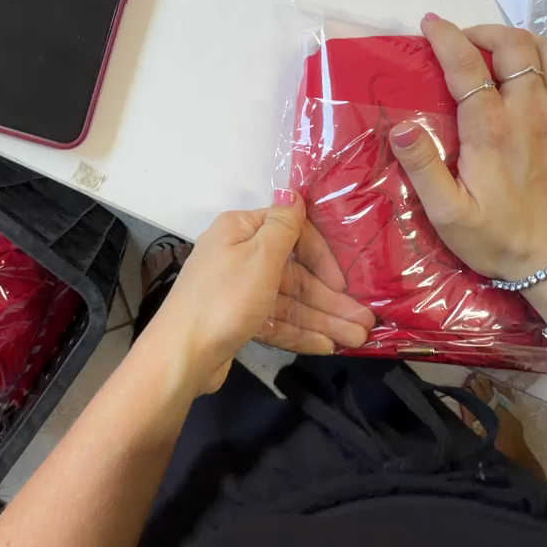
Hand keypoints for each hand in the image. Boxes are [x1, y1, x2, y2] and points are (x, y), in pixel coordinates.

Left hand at [135, 197, 373, 397]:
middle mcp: (238, 256)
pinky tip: (327, 345)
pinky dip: (300, 332)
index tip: (343, 283)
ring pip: (288, 301)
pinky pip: (275, 321)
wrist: (181, 355)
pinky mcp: (236, 321)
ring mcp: (236, 291)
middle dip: (329, 298)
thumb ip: (283, 226)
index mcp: (240, 231)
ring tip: (357, 340)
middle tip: (365, 323)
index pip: (291, 233)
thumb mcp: (260, 257)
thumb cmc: (224, 299)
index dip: (321, 257)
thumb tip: (293, 191)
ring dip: (323, 319)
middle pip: (294, 273)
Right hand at [387, 15, 546, 288]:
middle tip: (465, 39)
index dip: (446, 38)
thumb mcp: (446, 213)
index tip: (430, 24)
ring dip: (526, 41)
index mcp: (491, 128)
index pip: (466, 66)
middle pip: (514, 47)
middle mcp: (532, 111)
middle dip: (486, 31)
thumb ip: (422, 167)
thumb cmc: (498, 240)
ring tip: (505, 47)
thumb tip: (400, 126)